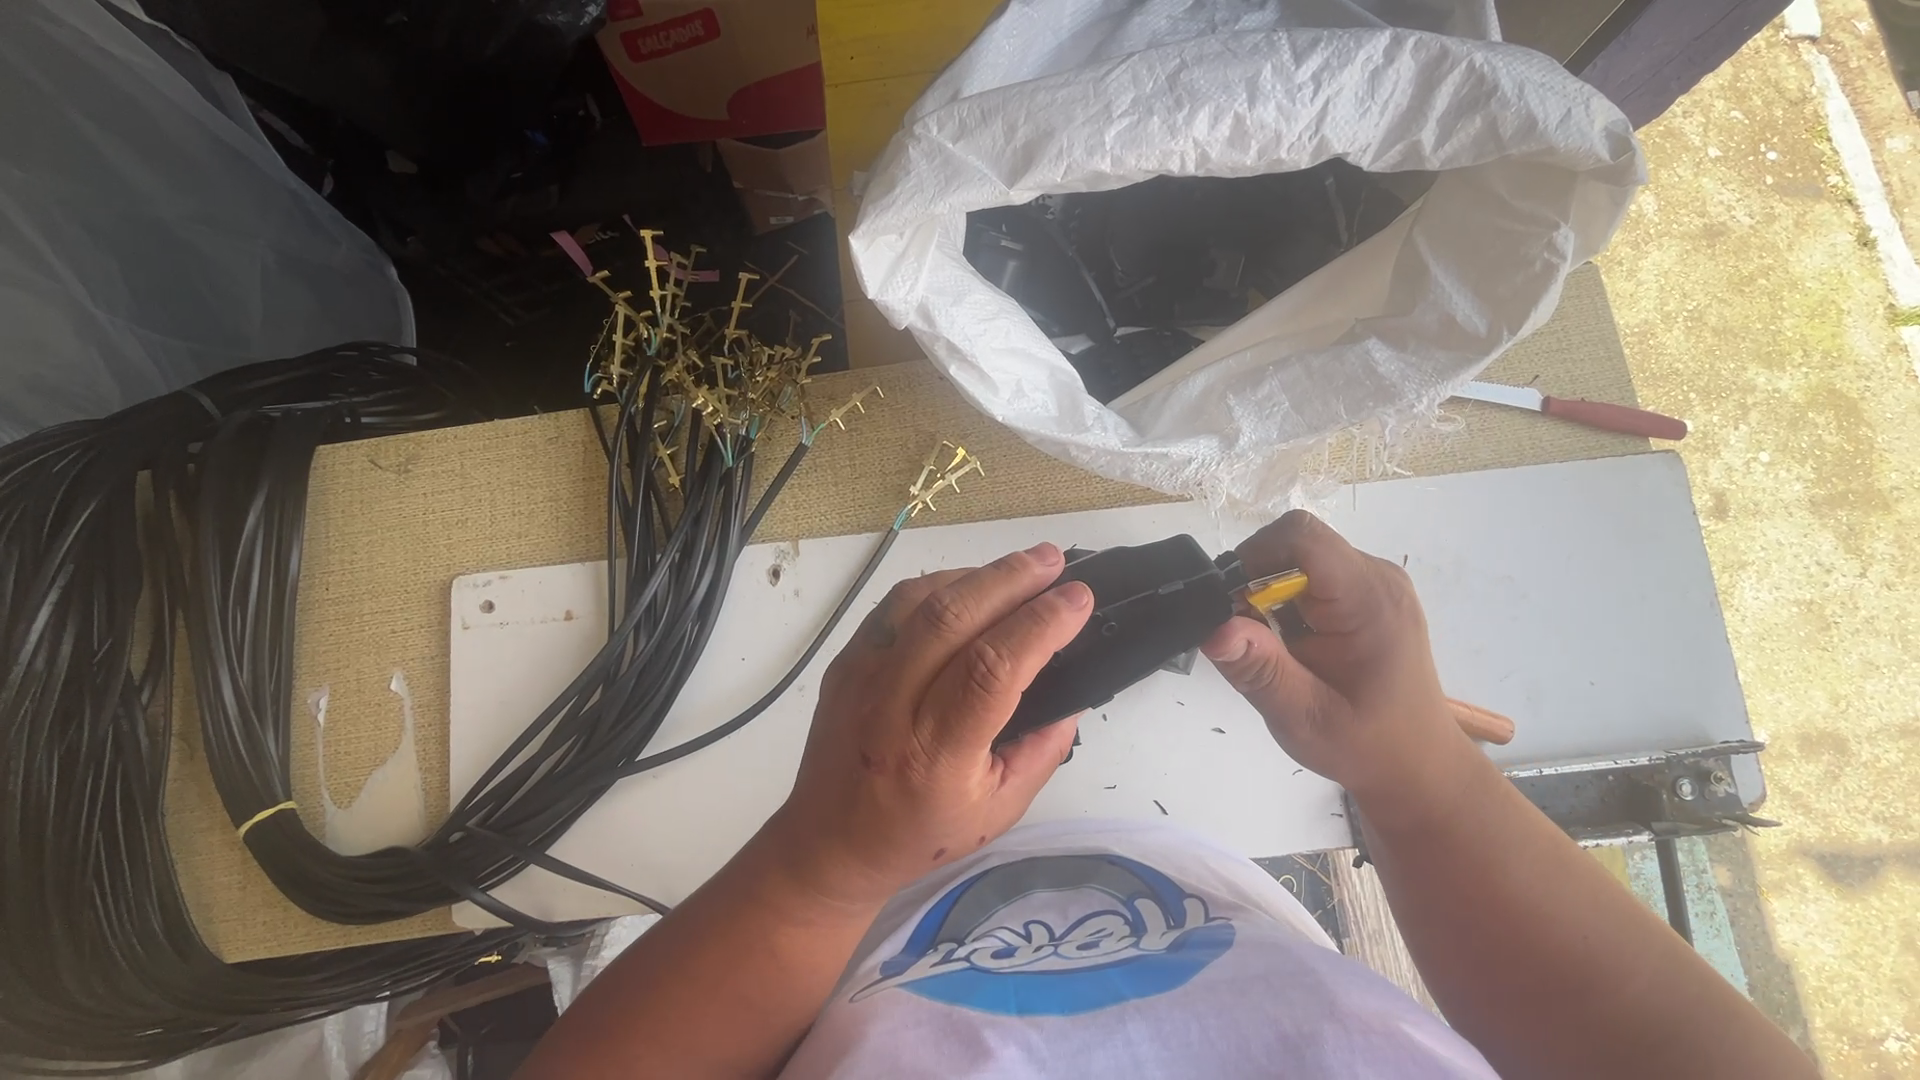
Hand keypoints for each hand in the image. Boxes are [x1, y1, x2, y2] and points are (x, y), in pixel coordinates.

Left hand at [762, 544, 1091, 908]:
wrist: (829, 842)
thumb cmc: (920, 834)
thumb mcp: (999, 810)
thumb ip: (1042, 749)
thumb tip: (1071, 690)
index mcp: (934, 754)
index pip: (991, 668)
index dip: (1039, 625)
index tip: (1079, 598)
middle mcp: (890, 705)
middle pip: (951, 617)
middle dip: (1010, 578)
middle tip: (1055, 560)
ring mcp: (860, 674)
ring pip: (919, 599)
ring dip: (977, 574)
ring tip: (1023, 567)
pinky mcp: (845, 659)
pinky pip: (895, 605)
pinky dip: (941, 584)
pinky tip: (973, 584)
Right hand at [1201, 511, 1478, 816]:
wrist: (1416, 765)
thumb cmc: (1365, 746)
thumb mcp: (1304, 719)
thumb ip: (1260, 671)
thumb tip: (1214, 629)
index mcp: (1369, 600)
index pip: (1301, 538)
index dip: (1253, 558)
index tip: (1231, 606)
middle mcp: (1376, 577)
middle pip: (1295, 544)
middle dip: (1255, 581)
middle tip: (1247, 637)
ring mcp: (1373, 583)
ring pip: (1297, 558)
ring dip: (1268, 595)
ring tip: (1273, 649)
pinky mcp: (1365, 593)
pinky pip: (1310, 575)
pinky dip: (1284, 602)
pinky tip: (1290, 645)